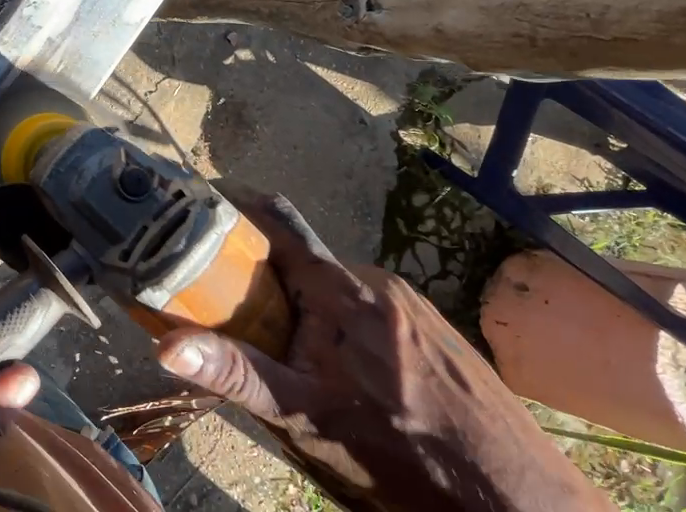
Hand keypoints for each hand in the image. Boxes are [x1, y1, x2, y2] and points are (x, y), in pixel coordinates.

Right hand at [155, 192, 612, 511]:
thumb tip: (164, 345)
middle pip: (300, 259)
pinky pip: (367, 308)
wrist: (522, 509)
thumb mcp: (306, 420)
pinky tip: (339, 372)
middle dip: (259, 277)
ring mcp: (414, 306)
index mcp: (344, 292)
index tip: (191, 208)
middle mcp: (380, 283)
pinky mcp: (437, 330)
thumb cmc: (404, 460)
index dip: (231, 204)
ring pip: (334, 287)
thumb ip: (235, 371)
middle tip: (225, 311)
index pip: (277, 219)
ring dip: (300, 305)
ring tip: (282, 352)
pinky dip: (337, 324)